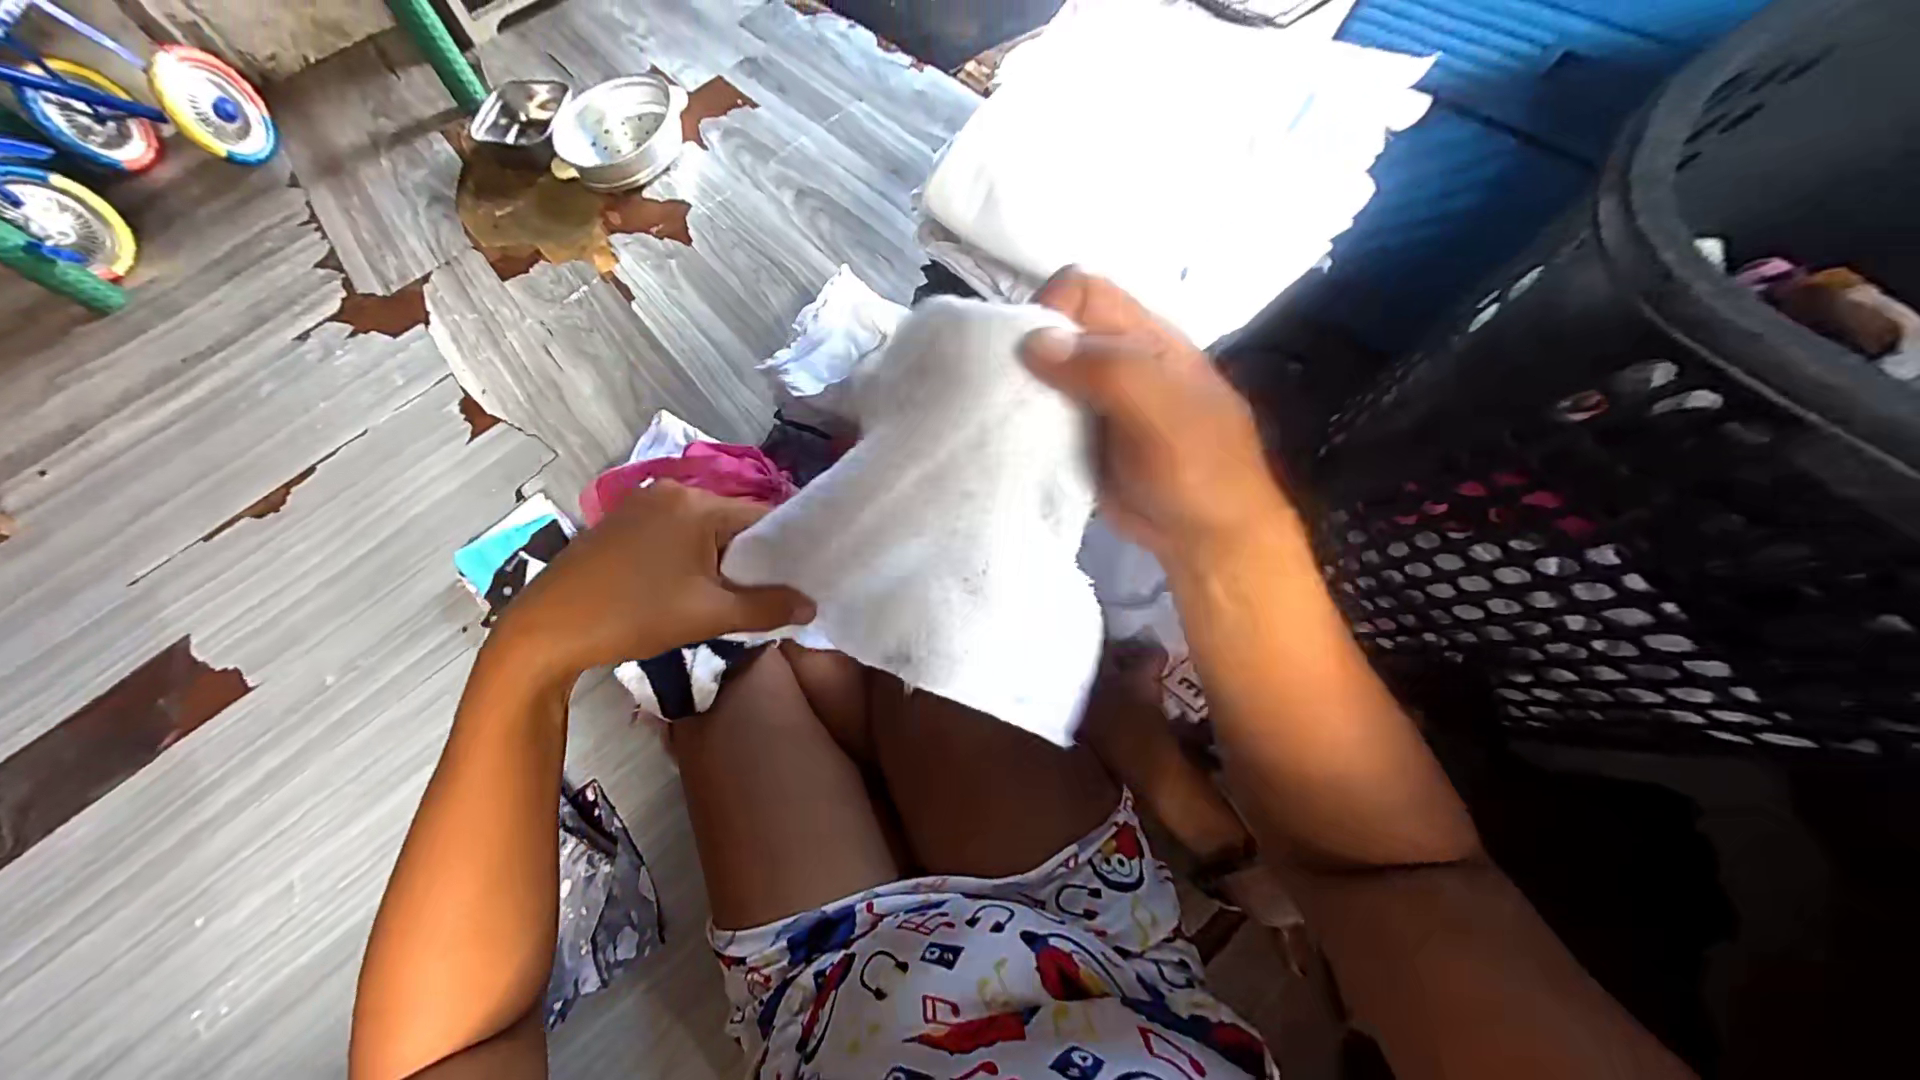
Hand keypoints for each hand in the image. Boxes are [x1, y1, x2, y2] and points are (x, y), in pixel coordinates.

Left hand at [487, 482, 813, 683]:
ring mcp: (640, 504)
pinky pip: (675, 533)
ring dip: (720, 559)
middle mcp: (670, 492)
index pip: (763, 517)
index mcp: (695, 504)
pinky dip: (690, 556)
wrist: (545, 631)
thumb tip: (811, 607)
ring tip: (728, 594)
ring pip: (703, 530)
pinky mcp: (621, 523)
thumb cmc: (633, 615)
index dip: (785, 549)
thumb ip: (767, 608)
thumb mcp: (709, 615)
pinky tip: (688, 586)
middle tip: (765, 594)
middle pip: (732, 522)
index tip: (798, 579)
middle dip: (751, 557)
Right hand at [1021, 266, 1294, 561]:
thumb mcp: (1163, 413)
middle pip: (1053, 329)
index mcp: (1142, 338)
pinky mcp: (1077, 437)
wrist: (1207, 535)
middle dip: (1022, 348)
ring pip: (1041, 372)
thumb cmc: (1198, 468)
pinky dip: (1022, 421)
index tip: (1027, 353)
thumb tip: (1033, 341)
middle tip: (1007, 389)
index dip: (1050, 307)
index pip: (1083, 290)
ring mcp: (1093, 400)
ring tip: (1001, 414)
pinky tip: (1010, 438)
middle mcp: (1113, 359)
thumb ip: (1108, 371)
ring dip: (1017, 388)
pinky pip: (1039, 415)